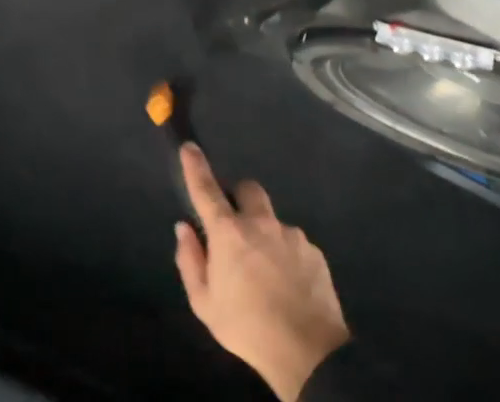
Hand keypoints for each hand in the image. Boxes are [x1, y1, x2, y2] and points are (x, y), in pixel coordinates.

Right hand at [174, 143, 351, 401]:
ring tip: (264, 274)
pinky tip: (286, 285)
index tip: (189, 147)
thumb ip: (190, 260)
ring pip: (272, 220)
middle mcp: (261, 223)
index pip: (206, 189)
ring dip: (264, 234)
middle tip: (234, 227)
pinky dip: (285, 255)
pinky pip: (293, 243)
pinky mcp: (315, 252)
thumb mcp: (204, 302)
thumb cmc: (246, 327)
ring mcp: (291, 235)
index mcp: (228, 232)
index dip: (195, 166)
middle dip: (238, 198)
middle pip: (248, 189)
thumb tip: (184, 228)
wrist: (307, 352)